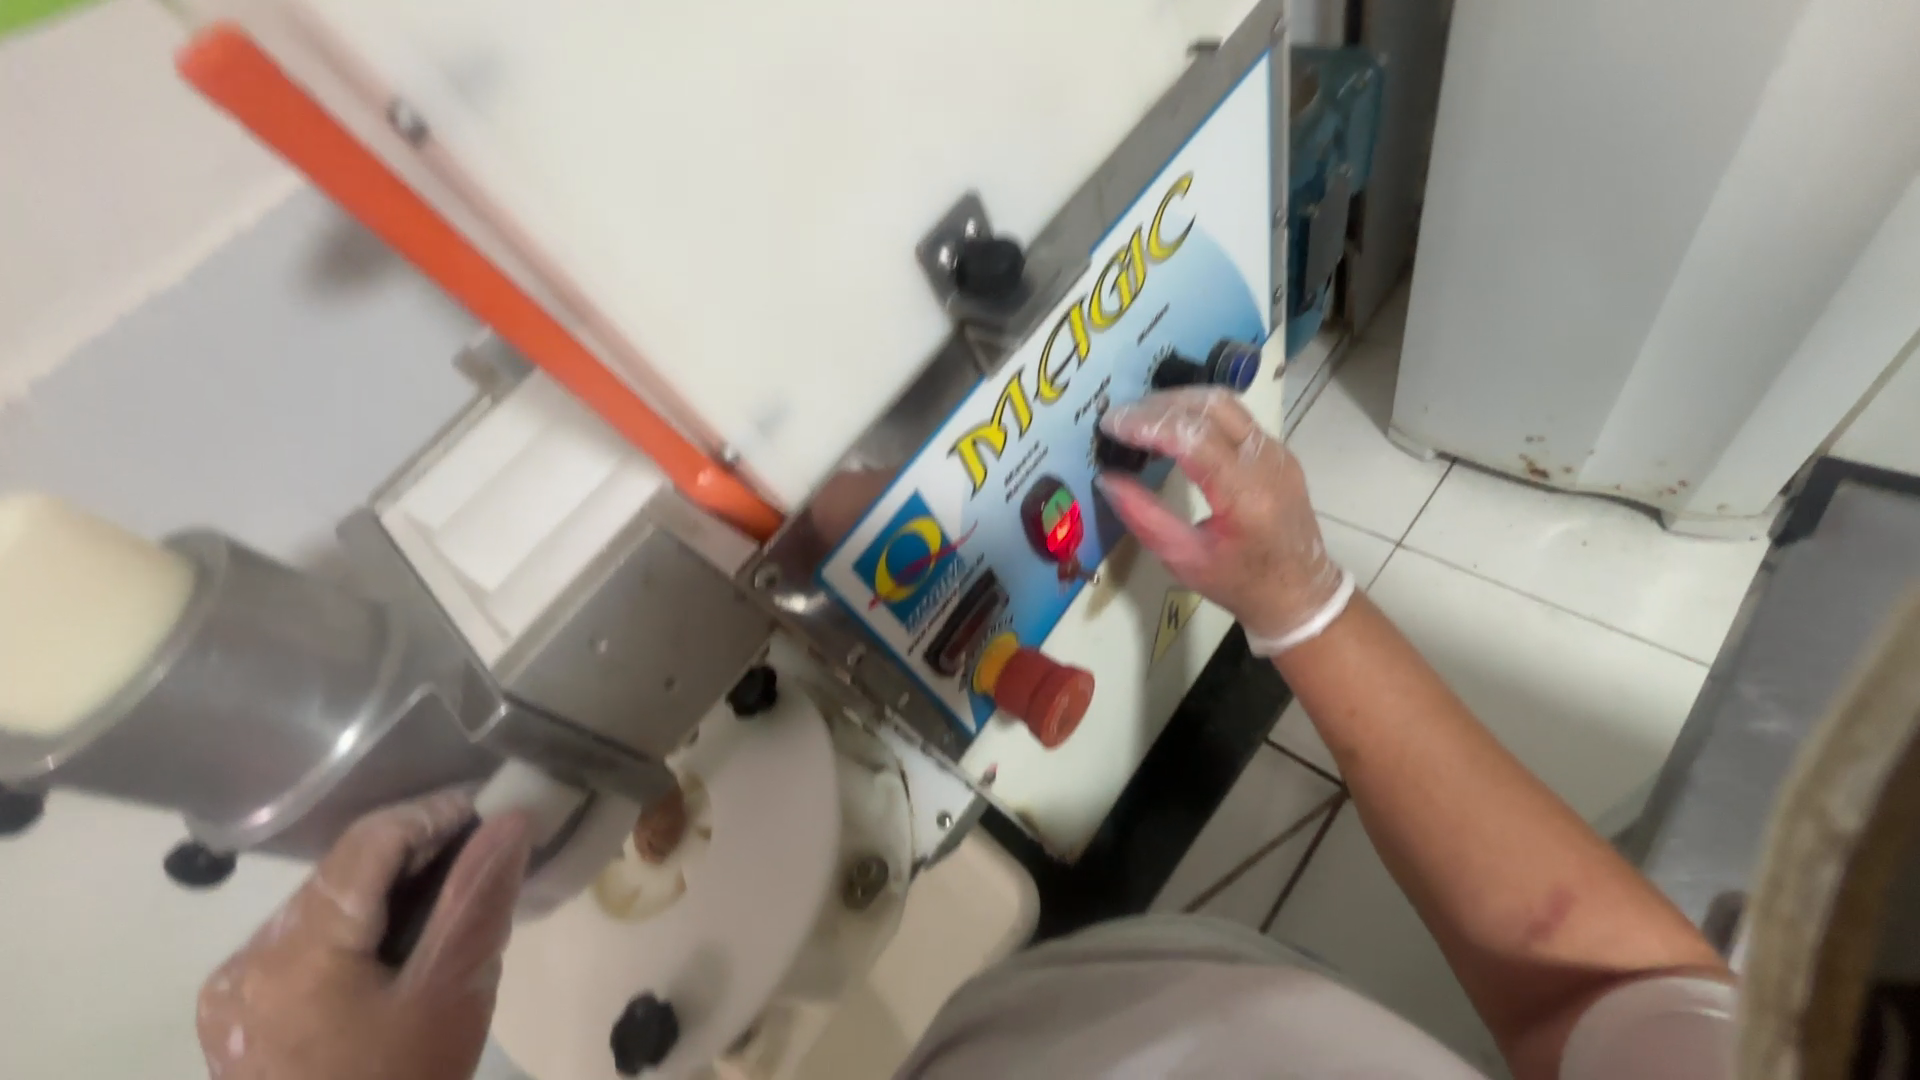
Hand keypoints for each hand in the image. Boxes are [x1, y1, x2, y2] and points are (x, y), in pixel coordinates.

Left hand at [198, 791, 533, 1079]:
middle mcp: (248, 957)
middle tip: (489, 853)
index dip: (438, 812)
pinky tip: (407, 935)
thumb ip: (479, 895)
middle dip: (422, 847)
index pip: (371, 840)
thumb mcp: (453, 988)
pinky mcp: (241, 1008)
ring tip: (456, 890)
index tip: (498, 813)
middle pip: (346, 866)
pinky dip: (369, 916)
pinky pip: (314, 931)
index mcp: (295, 953)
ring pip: (331, 894)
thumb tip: (511, 817)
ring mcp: (235, 986)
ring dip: (396, 880)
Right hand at [1098, 387, 1352, 653]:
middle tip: (1120, 418)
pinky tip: (1172, 427)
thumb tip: (1107, 478)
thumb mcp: (1183, 559)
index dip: (1148, 425)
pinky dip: (1198, 413)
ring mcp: (1278, 452)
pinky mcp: (1278, 451)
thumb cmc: (1239, 583)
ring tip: (1141, 417)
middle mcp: (1267, 462)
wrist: (1301, 594)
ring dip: (1179, 402)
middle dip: (1159, 406)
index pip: (1193, 438)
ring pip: (1225, 403)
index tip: (1111, 425)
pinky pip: (1236, 417)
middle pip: (1211, 407)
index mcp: (1245, 495)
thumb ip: (1144, 516)